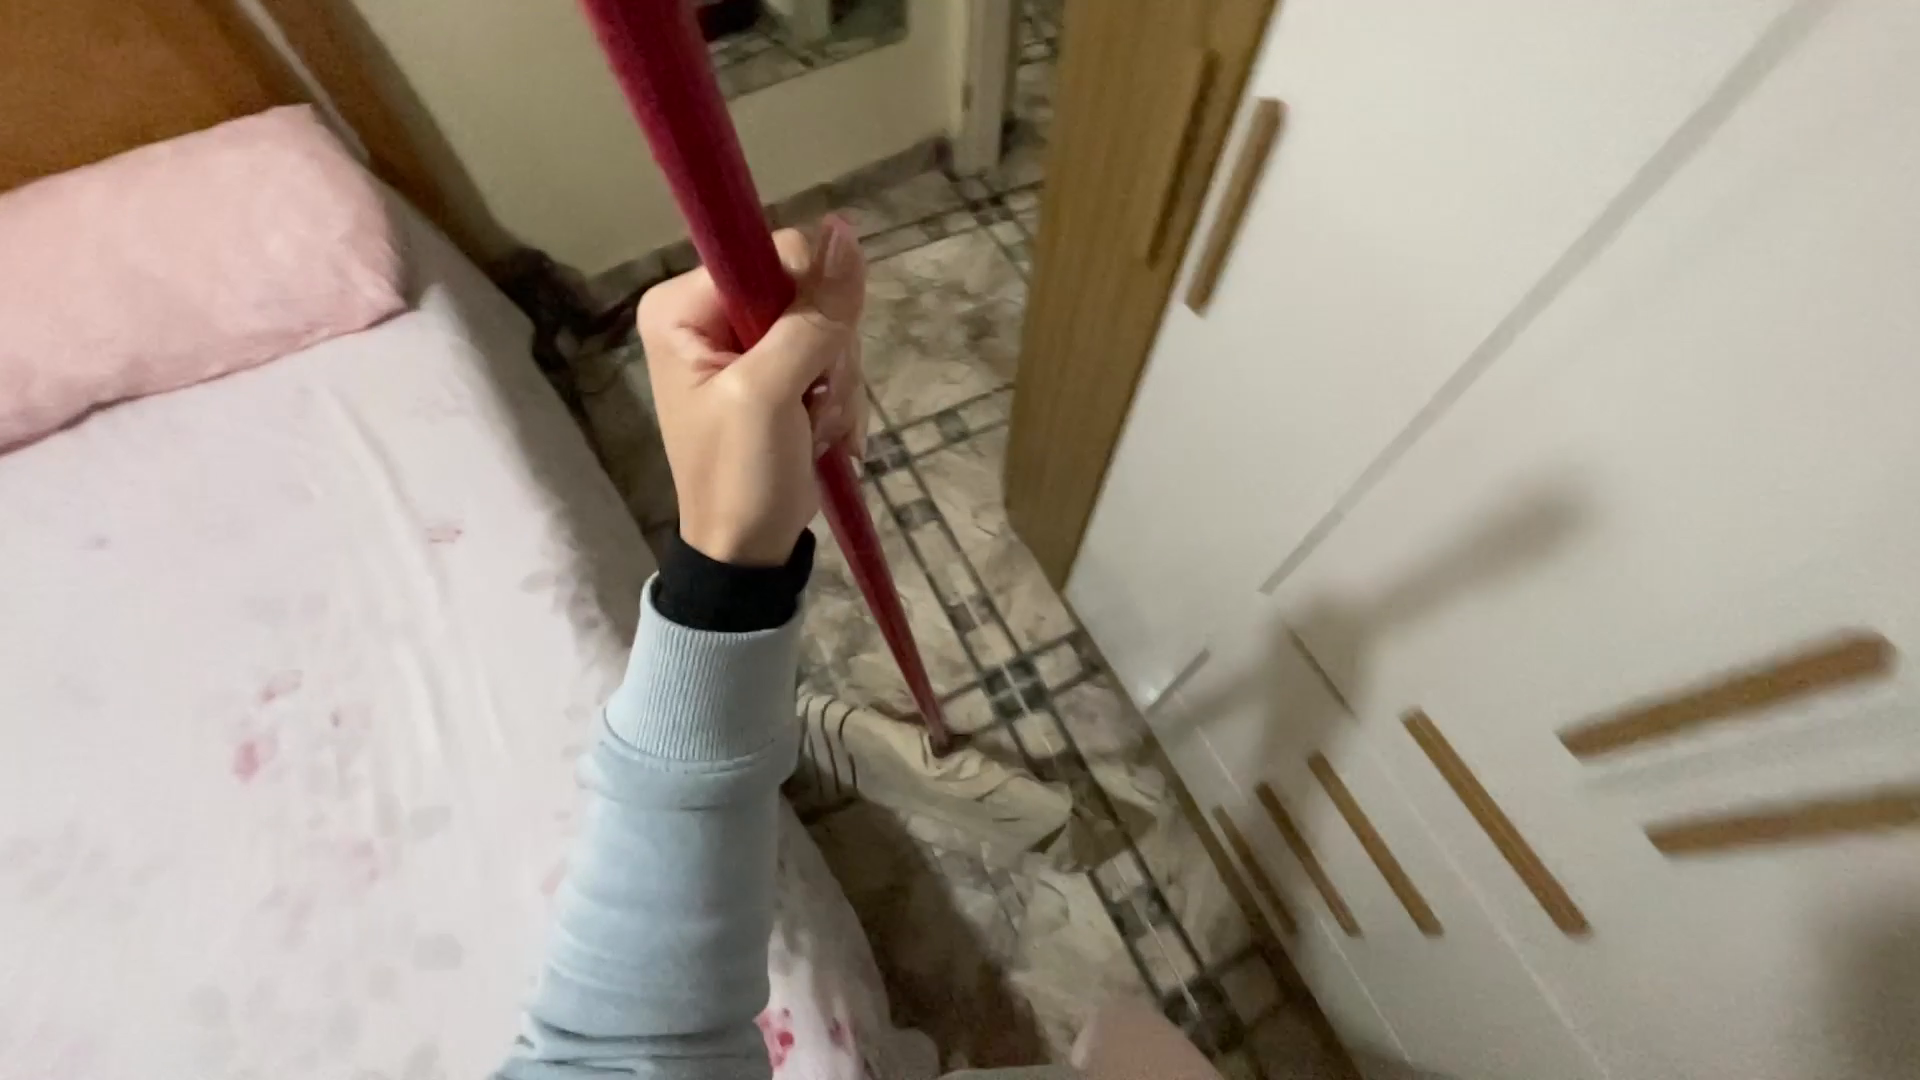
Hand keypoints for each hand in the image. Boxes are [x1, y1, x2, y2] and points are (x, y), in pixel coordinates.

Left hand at [637, 216, 867, 566]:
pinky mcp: (781, 375)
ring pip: (829, 330)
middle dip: (828, 357)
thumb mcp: (770, 393)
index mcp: (685, 306)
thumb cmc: (741, 474)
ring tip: (816, 431)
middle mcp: (714, 316)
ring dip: (838, 386)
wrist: (750, 547)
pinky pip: (834, 361)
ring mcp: (751, 347)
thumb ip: (810, 315)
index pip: (771, 254)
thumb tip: (847, 231)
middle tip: (814, 407)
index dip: (809, 297)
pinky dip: (840, 400)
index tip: (815, 357)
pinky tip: (825, 435)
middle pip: (808, 293)